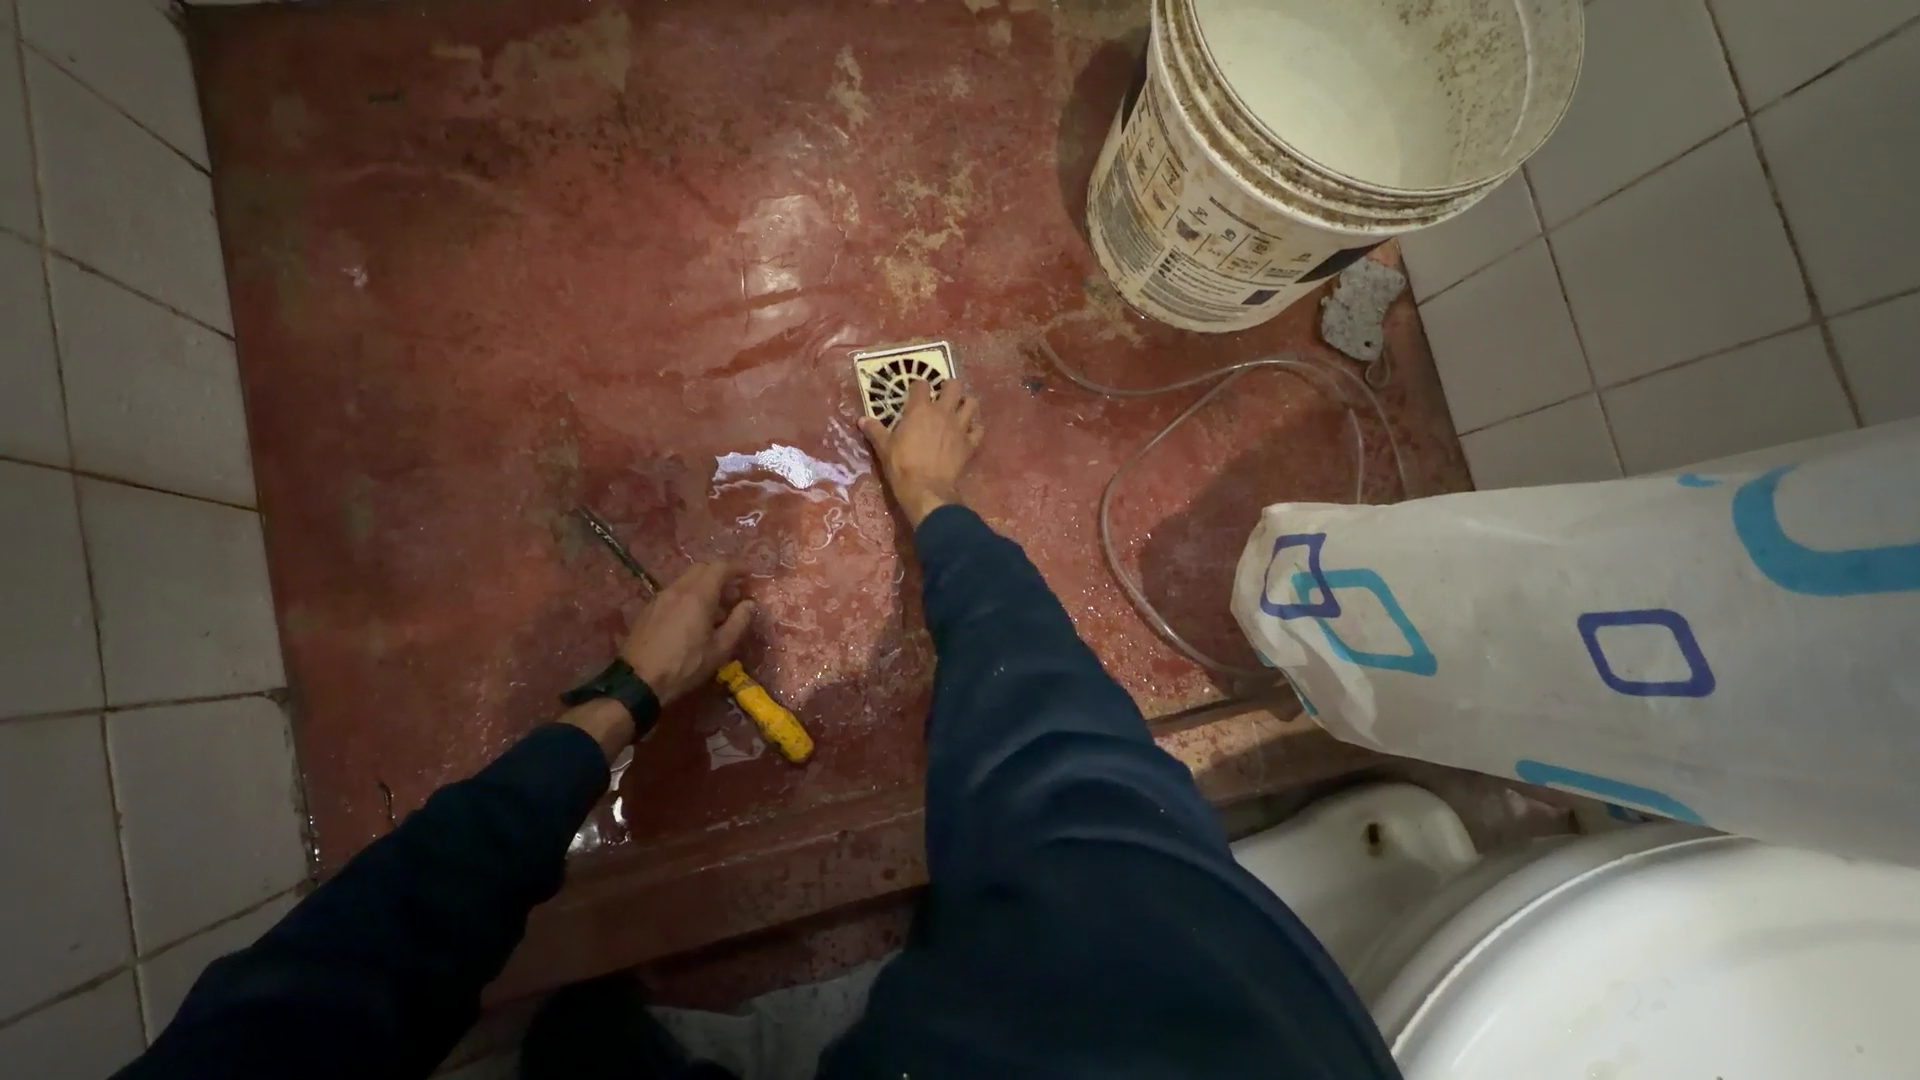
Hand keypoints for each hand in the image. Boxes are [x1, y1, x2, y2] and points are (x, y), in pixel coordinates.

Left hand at [620, 562, 754, 704]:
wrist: (639, 681)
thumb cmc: (685, 666)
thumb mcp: (720, 649)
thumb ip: (738, 622)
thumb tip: (749, 604)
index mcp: (698, 596)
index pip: (720, 567)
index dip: (737, 567)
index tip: (749, 574)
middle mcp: (678, 590)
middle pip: (701, 568)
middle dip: (720, 573)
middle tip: (733, 590)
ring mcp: (660, 598)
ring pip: (686, 579)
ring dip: (704, 585)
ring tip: (715, 608)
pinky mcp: (649, 609)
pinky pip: (674, 592)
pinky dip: (689, 595)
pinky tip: (692, 618)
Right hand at [858, 379, 982, 525]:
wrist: (926, 489)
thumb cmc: (902, 466)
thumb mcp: (884, 447)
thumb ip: (874, 430)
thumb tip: (861, 420)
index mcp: (919, 409)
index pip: (921, 385)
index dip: (918, 386)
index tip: (916, 392)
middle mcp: (942, 412)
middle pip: (954, 386)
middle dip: (949, 387)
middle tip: (943, 395)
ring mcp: (959, 427)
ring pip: (972, 403)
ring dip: (966, 404)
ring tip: (959, 410)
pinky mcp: (970, 443)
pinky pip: (979, 429)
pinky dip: (975, 429)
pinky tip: (969, 433)